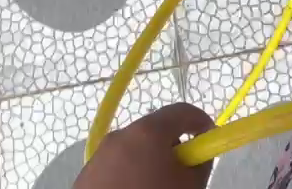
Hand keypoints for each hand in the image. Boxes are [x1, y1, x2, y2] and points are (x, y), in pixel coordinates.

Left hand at [76, 103, 214, 188]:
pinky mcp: (83, 178)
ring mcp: (98, 156)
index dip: (200, 122)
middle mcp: (121, 135)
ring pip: (133, 147)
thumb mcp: (191, 186)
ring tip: (153, 184)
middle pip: (156, 129)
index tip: (208, 140)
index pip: (183, 111)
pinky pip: (114, 165)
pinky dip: (127, 173)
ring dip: (148, 159)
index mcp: (148, 131)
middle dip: (172, 143)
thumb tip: (199, 152)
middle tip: (181, 168)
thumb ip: (202, 161)